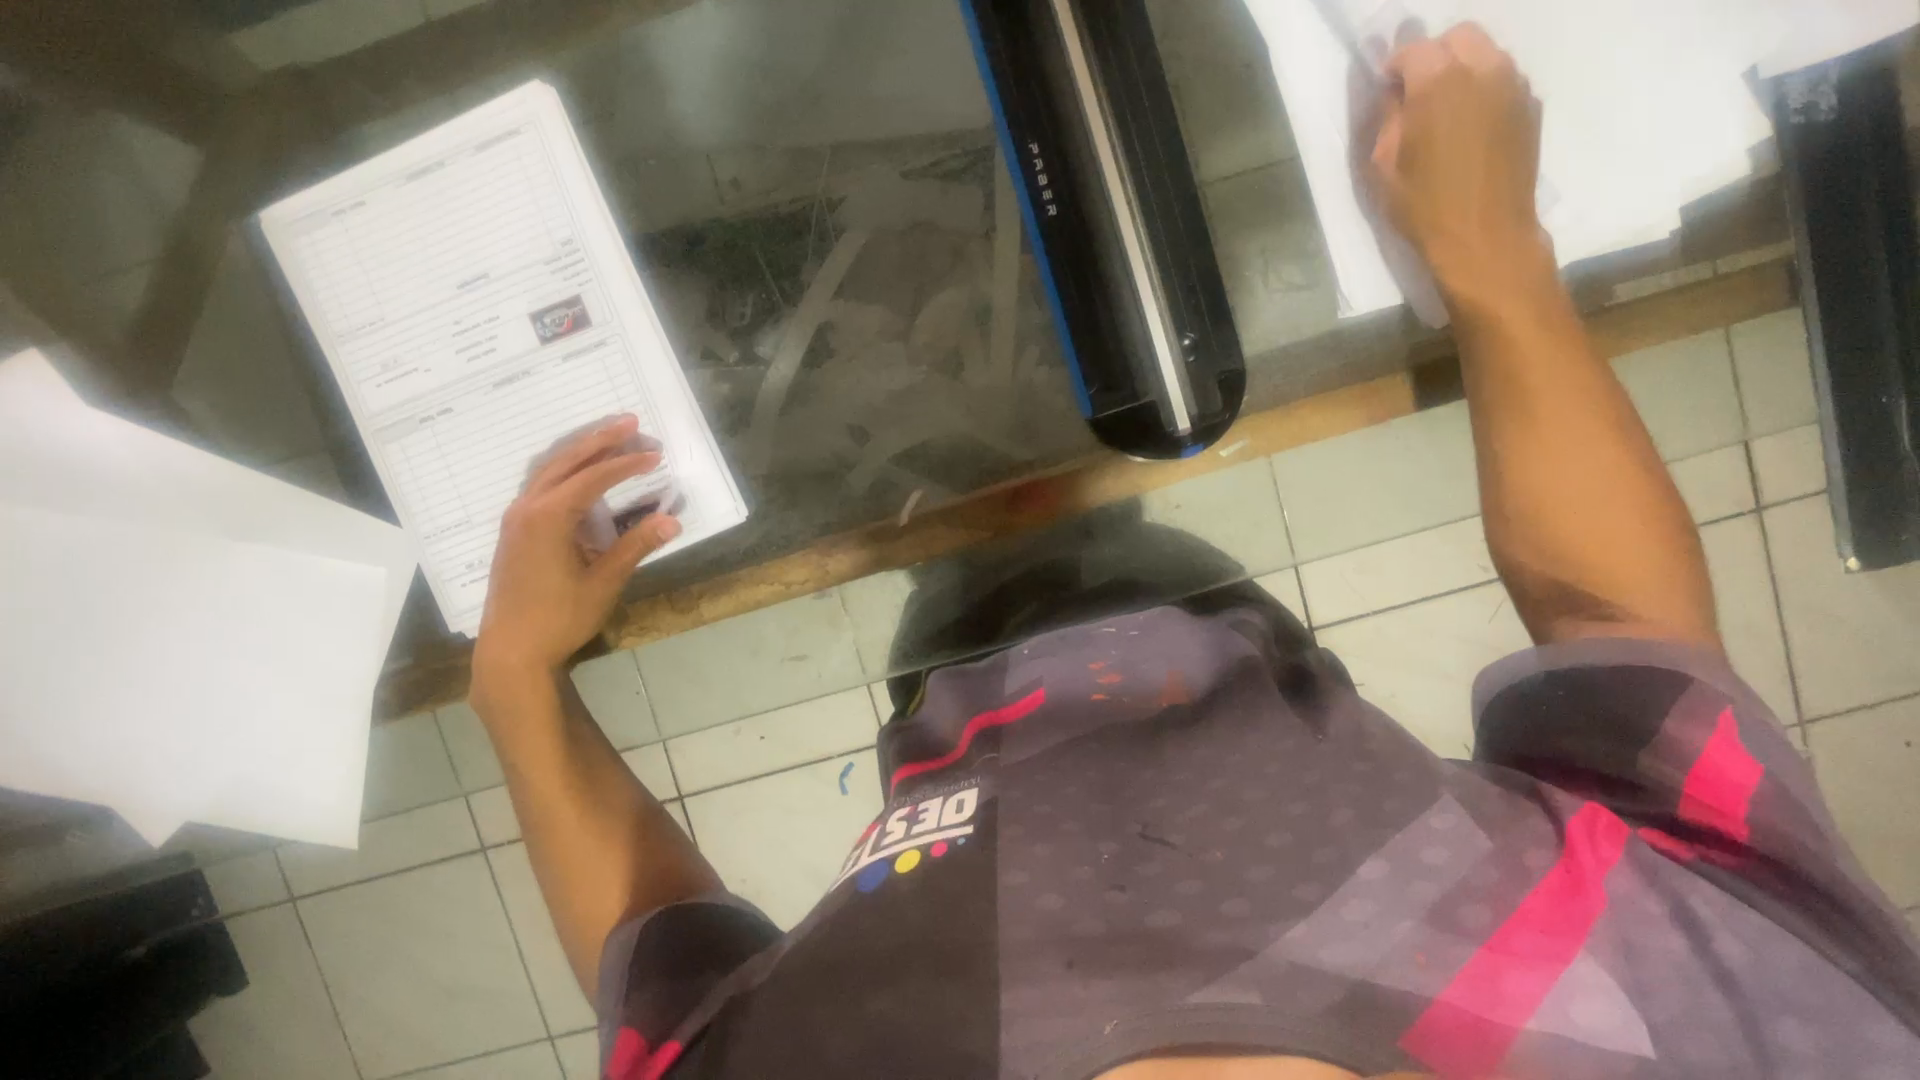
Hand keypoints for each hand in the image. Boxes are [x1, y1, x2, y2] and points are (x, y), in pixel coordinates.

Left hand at [472, 415, 680, 679]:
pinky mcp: (515, 531)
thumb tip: (672, 520)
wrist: (512, 651)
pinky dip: (564, 471)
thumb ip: (636, 546)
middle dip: (600, 441)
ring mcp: (516, 519)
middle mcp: (527, 508)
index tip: (655, 454)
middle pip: (566, 461)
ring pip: (549, 469)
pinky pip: (540, 486)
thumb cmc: (560, 617)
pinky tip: (581, 475)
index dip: (627, 464)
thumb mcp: (605, 581)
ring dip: (580, 452)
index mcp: (548, 517)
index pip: (594, 477)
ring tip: (609, 439)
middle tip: (631, 423)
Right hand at [1368, 24, 1548, 306]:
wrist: (1484, 236)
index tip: (1386, 90)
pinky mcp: (1530, 105)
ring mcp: (1514, 85)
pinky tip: (1470, 125)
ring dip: (1461, 69)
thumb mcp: (1382, 167)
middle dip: (1433, 55)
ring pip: (1486, 52)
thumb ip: (1387, 117)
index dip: (1394, 66)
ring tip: (1445, 109)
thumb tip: (1393, 92)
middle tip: (1416, 93)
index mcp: (1438, 83)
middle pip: (1458, 36)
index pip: (1414, 48)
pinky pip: (1504, 78)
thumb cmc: (1423, 207)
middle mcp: (1482, 70)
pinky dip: (1484, 88)